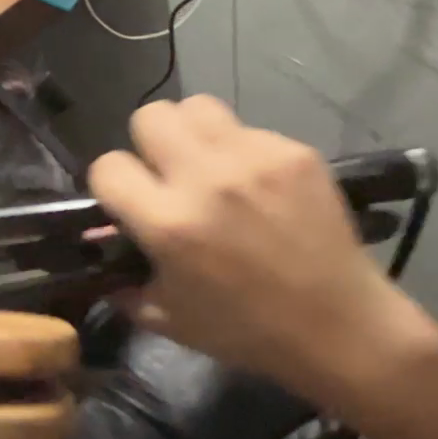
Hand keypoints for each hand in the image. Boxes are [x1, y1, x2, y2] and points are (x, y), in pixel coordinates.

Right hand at [88, 97, 432, 396]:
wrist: (342, 329)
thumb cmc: (245, 331)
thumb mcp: (166, 316)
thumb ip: (120, 278)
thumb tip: (96, 244)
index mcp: (168, 223)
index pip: (107, 166)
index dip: (110, 185)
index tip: (126, 202)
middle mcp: (206, 179)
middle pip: (149, 117)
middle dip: (147, 145)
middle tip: (166, 176)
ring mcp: (254, 159)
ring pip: (196, 107)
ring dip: (190, 134)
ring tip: (205, 166)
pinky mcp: (293, 152)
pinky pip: (246, 129)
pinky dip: (238, 152)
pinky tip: (255, 186)